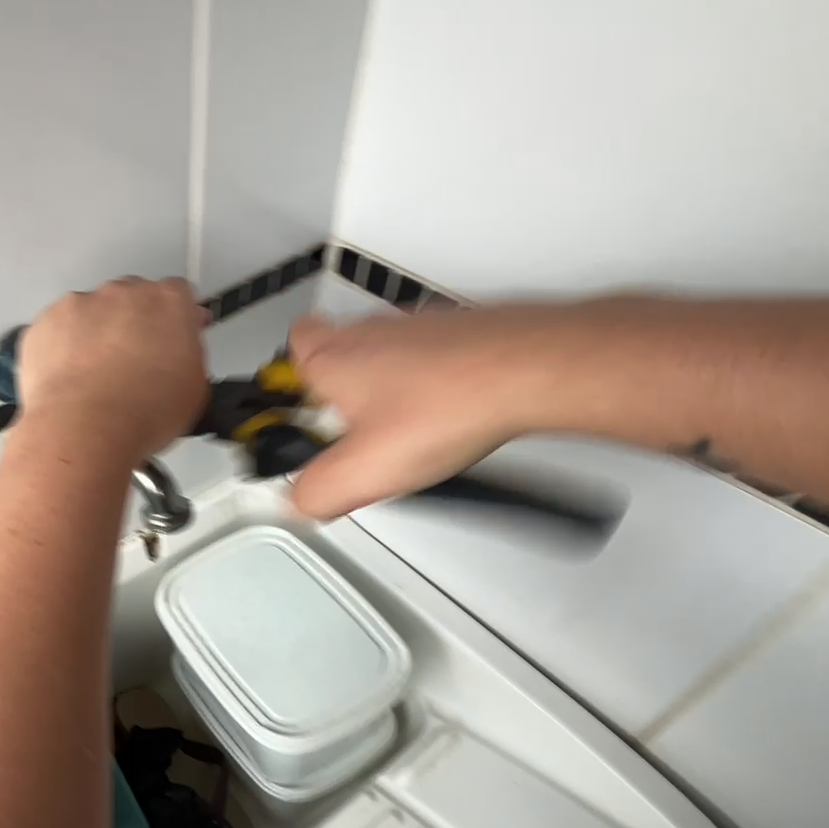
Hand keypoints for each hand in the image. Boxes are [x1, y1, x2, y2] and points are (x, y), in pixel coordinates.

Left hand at [16, 277, 208, 465]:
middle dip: (132, 324)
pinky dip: (60, 348)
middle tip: (131, 364)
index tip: (170, 338)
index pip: (178, 295)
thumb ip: (188, 356)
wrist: (86, 429)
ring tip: (93, 377)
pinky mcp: (46, 323)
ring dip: (94, 335)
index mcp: (169, 303)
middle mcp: (124, 293)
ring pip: (90, 312)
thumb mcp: (194, 390)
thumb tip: (179, 357)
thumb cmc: (142, 414)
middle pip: (131, 298)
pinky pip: (56, 330)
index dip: (174, 319)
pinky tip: (67, 379)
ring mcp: (81, 304)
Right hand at [285, 304, 580, 517]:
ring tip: (406, 430)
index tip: (299, 410)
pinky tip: (447, 416)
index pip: (293, 344)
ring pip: (387, 354)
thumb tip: (298, 501)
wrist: (537, 371)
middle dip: (340, 391)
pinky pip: (434, 357)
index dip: (291, 378)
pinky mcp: (465, 330)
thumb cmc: (453, 404)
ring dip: (389, 388)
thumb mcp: (363, 472)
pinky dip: (434, 383)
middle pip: (339, 352)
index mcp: (333, 358)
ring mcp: (421, 326)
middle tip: (353, 431)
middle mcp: (372, 332)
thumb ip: (314, 492)